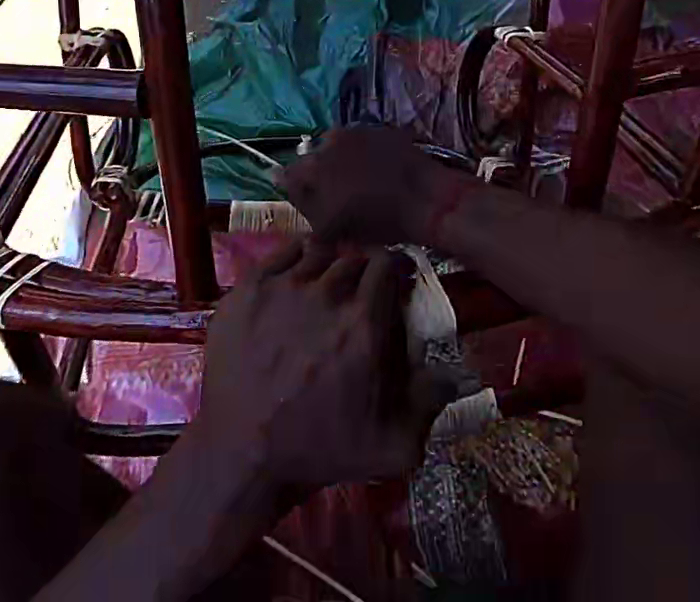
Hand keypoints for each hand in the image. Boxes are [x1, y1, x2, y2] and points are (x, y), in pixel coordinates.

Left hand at [195, 238, 445, 497]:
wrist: (243, 449)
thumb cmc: (319, 449)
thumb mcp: (392, 446)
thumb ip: (429, 403)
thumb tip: (456, 372)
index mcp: (364, 325)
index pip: (387, 266)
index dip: (394, 267)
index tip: (394, 278)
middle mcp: (327, 295)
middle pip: (354, 256)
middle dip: (364, 266)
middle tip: (361, 285)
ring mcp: (284, 286)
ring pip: (319, 250)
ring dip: (331, 260)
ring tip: (328, 277)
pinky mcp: (250, 286)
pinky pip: (283, 251)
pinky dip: (299, 253)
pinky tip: (300, 269)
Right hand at [277, 127, 470, 246]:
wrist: (427, 198)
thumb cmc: (377, 220)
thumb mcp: (332, 225)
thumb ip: (303, 204)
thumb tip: (277, 184)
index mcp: (312, 166)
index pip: (288, 175)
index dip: (298, 191)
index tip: (312, 202)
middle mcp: (327, 141)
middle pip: (313, 160)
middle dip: (320, 176)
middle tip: (339, 196)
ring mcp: (355, 131)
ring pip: (337, 148)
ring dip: (342, 162)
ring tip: (361, 183)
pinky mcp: (380, 129)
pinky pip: (361, 142)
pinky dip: (364, 155)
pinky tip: (378, 172)